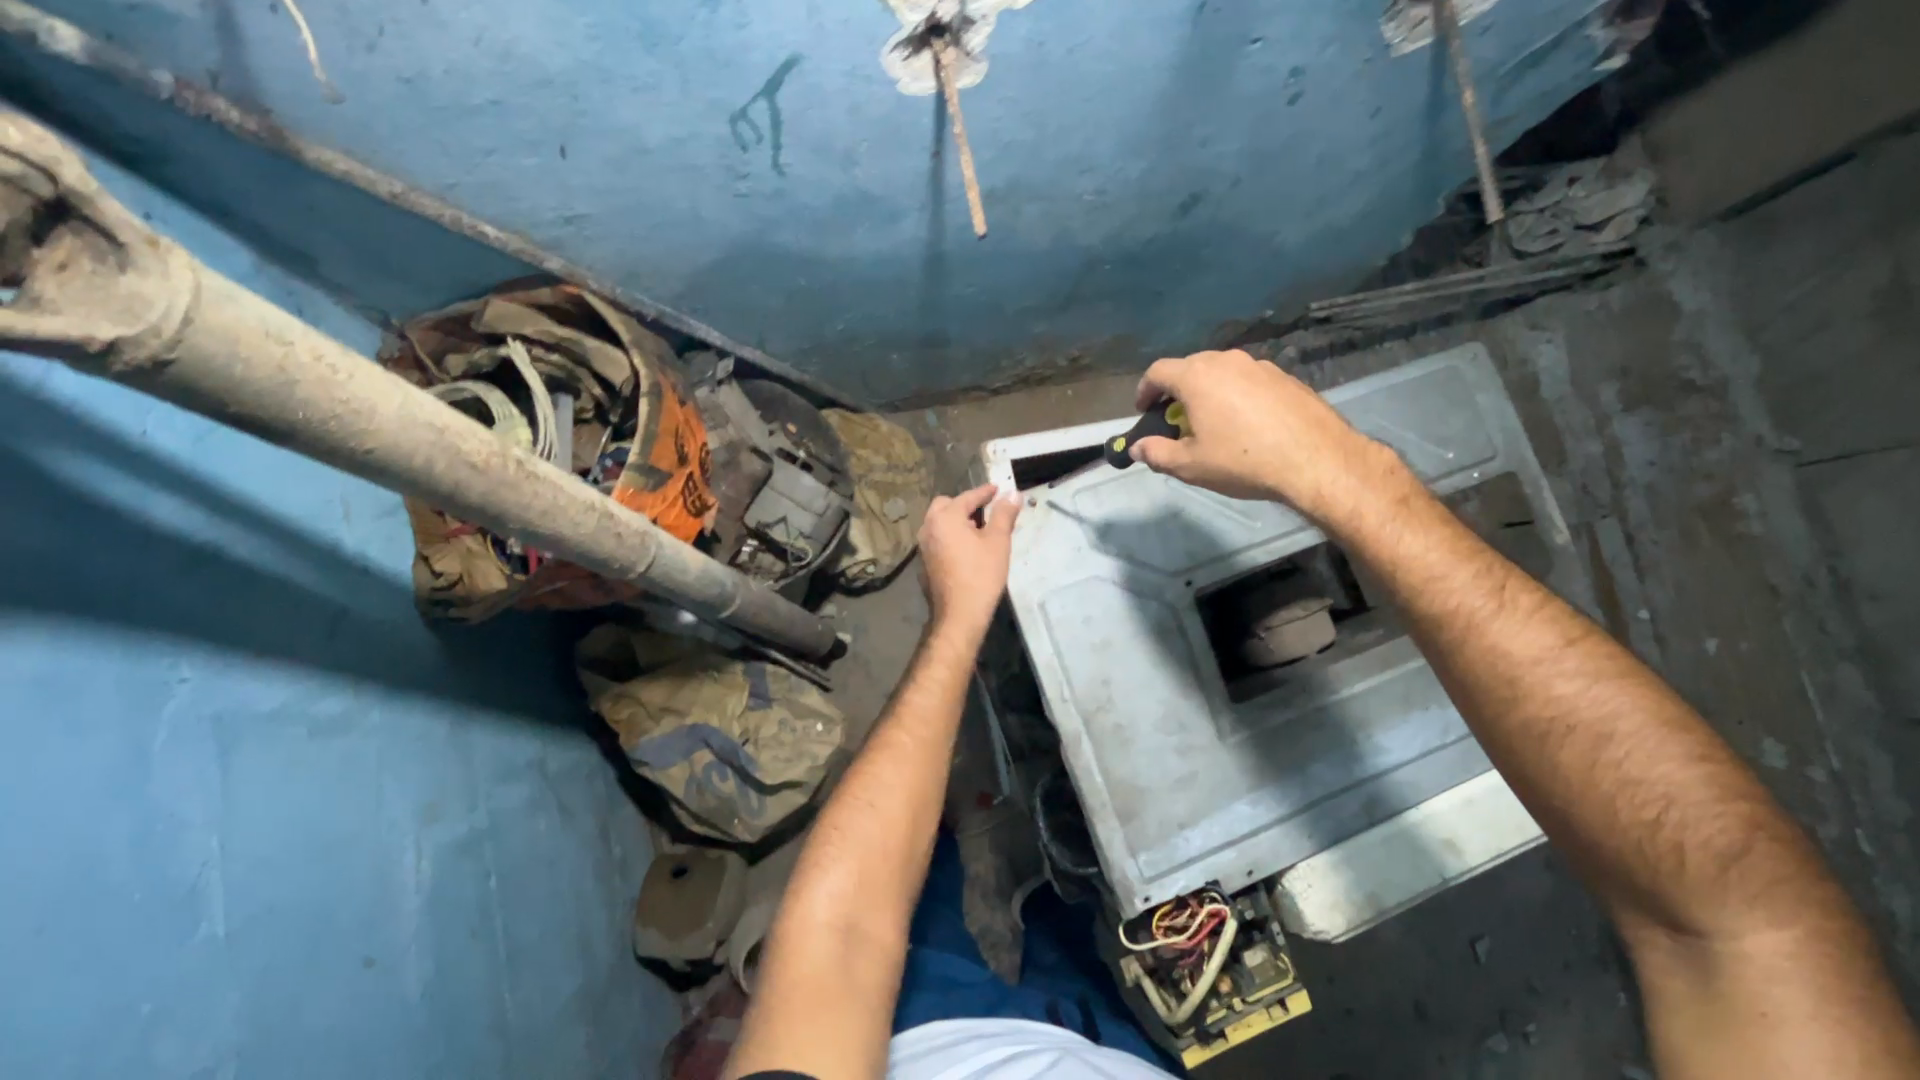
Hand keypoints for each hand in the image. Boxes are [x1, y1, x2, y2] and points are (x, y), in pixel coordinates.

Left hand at [918, 483, 1021, 637]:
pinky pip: (937, 539)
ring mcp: (923, 546)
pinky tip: (966, 548)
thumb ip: (1004, 514)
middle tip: (986, 510)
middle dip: (965, 504)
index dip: (985, 492)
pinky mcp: (924, 562)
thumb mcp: (998, 541)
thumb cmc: (981, 575)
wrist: (959, 614)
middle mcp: (928, 527)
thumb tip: (1013, 494)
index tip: (998, 489)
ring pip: (939, 522)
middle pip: (945, 505)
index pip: (967, 497)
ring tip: (978, 528)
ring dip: (956, 519)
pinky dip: (950, 536)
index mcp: (945, 518)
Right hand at [1129, 349, 1412, 526]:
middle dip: (1177, 391)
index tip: (1144, 411)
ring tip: (1214, 423)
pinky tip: (1248, 425)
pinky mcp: (1286, 377)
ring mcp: (1261, 366)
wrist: (1316, 460)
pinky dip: (1238, 396)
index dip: (1144, 390)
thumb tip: (1137, 448)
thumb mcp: (1191, 465)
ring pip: (1223, 372)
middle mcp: (1228, 361)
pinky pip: (1250, 381)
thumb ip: (1157, 453)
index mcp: (1198, 376)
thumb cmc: (1243, 462)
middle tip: (1177, 420)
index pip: (1158, 371)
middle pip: (1191, 367)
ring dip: (1210, 392)